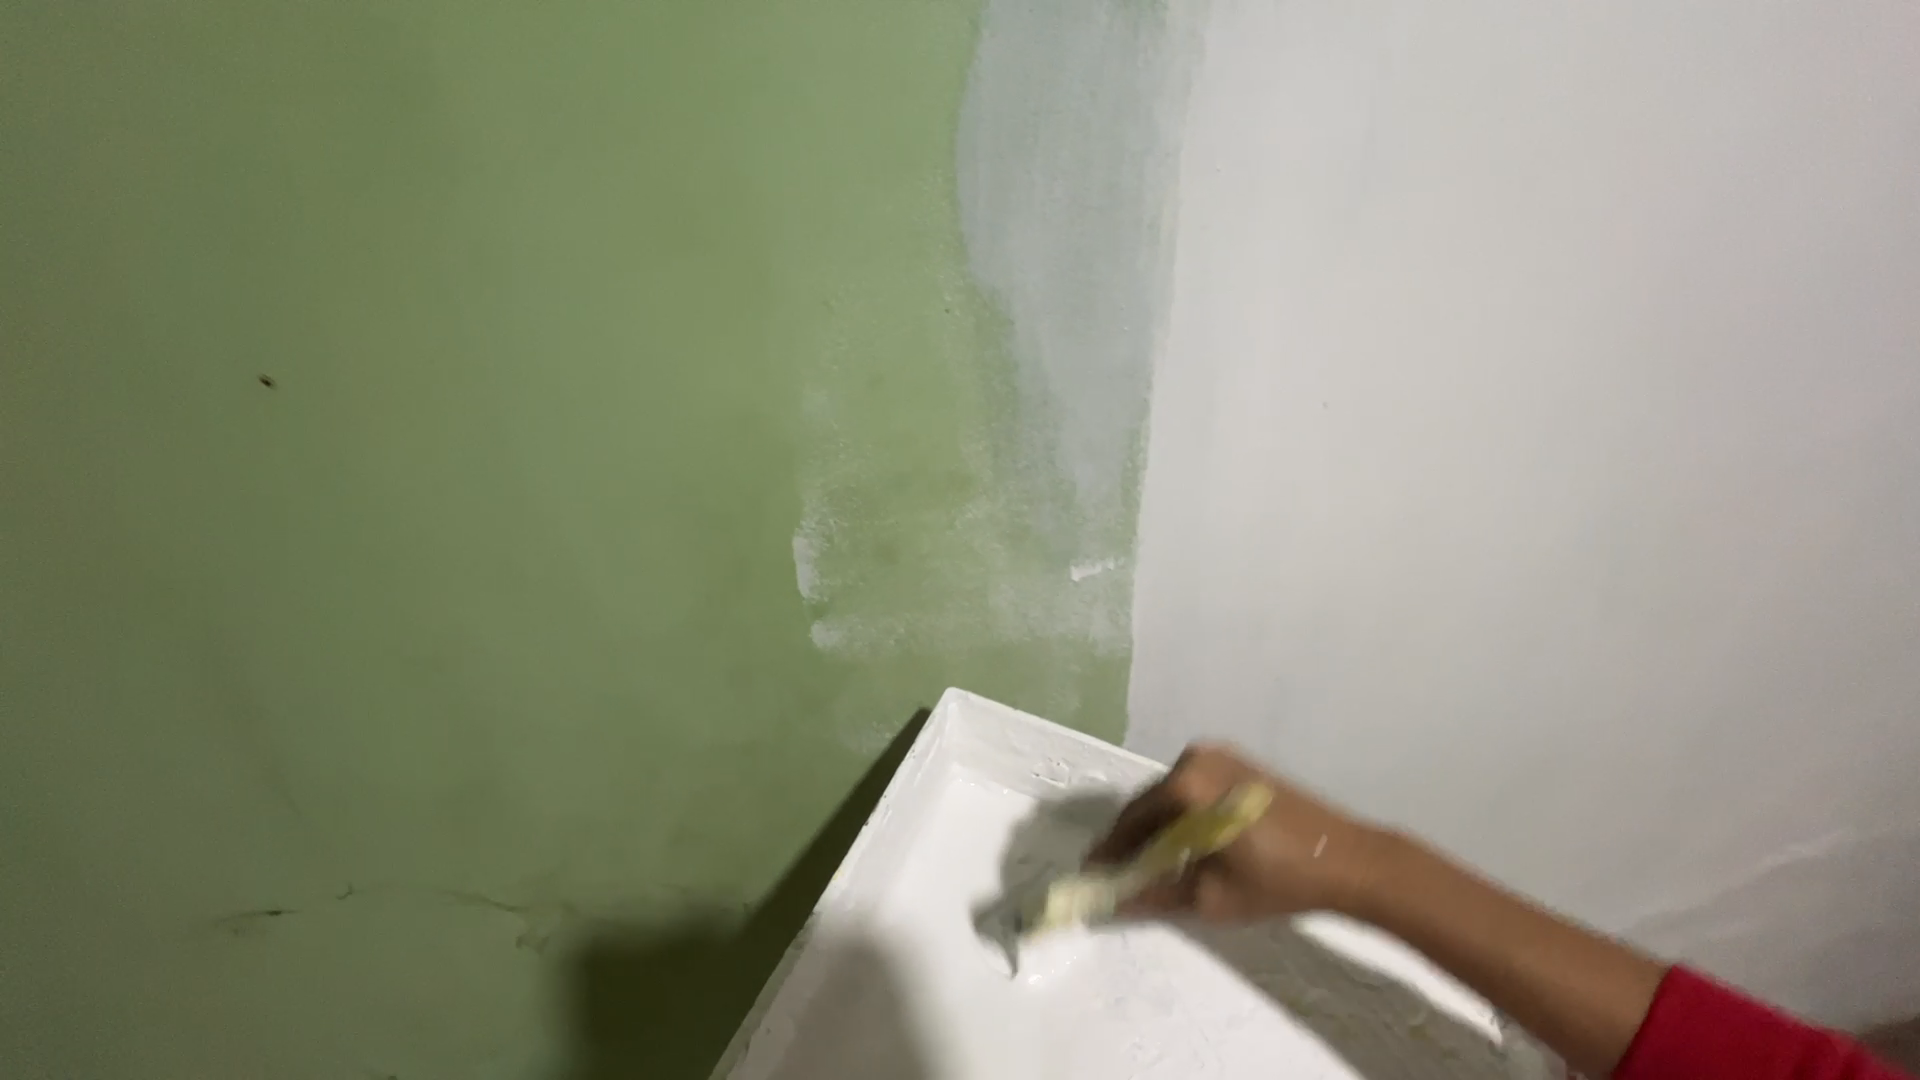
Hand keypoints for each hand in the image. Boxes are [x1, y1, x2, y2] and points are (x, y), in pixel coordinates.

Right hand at [1086, 743, 1382, 921]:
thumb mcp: (1211, 896)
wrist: (1349, 859)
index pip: (1132, 819)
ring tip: (1149, 861)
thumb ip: (1155, 895)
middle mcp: (1195, 758)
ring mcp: (1219, 754)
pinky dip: (1182, 813)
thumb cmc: (1278, 880)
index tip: (1093, 872)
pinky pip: (1194, 787)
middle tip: (1119, 870)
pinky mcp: (1239, 761)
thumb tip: (1114, 903)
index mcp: (1185, 784)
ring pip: (1171, 795)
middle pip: (1150, 803)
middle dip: (1133, 837)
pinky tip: (1184, 841)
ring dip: (1158, 825)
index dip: (1111, 849)